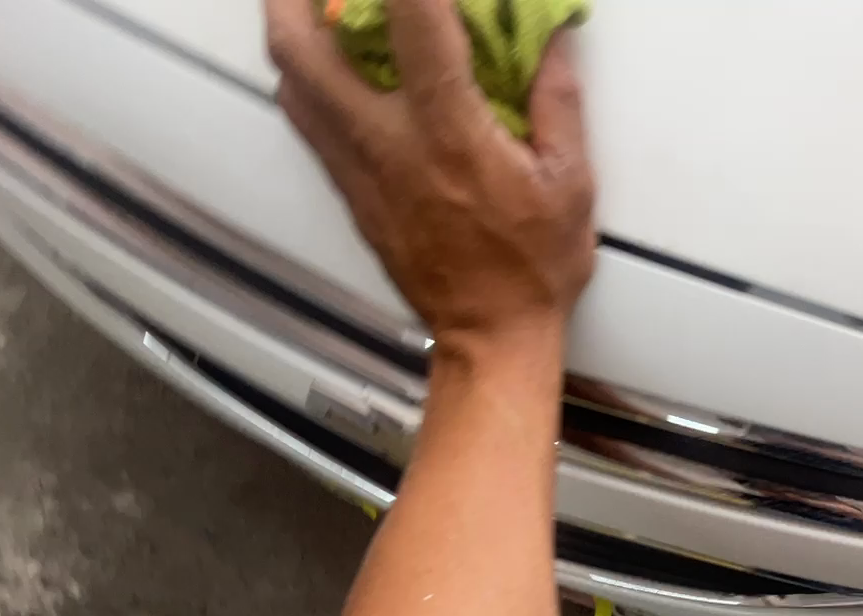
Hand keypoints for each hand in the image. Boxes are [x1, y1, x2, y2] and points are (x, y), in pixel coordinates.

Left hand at [266, 0, 596, 377]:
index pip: (410, 17)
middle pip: (302, 41)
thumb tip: (553, 38)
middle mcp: (389, 144)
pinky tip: (338, 73)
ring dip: (296, 27)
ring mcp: (360, 173)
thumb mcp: (571, 187)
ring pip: (291, 79)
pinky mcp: (353, 199)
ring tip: (325, 8)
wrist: (493, 337)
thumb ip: (559, 104)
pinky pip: (308, 124)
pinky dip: (309, 81)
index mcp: (450, 134)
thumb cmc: (536, 269)